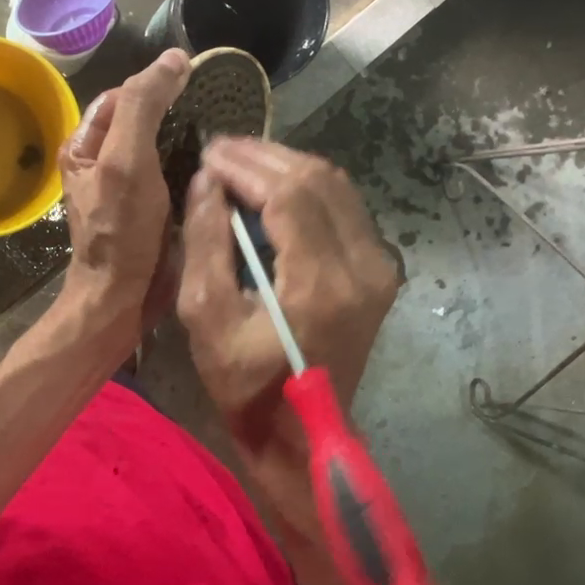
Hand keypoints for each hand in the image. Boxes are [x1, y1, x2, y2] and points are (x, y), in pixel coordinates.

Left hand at [57, 49, 190, 348]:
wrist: (123, 298)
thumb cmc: (121, 229)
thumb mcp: (127, 160)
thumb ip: (144, 106)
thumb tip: (173, 59)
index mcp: (84, 145)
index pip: (121, 95)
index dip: (154, 85)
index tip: (194, 85)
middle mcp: (101, 162)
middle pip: (142, 119)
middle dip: (174, 112)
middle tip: (214, 111)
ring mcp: (125, 188)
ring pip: (160, 146)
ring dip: (188, 139)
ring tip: (221, 136)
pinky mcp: (148, 210)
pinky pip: (172, 174)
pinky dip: (192, 166)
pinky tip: (215, 167)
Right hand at [177, 137, 399, 462]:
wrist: (300, 433)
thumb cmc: (243, 384)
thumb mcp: (204, 316)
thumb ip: (205, 242)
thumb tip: (205, 181)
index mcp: (320, 285)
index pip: (290, 195)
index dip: (247, 165)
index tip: (208, 153)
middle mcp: (363, 269)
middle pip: (319, 181)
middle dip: (265, 157)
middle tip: (219, 150)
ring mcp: (379, 269)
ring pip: (337, 188)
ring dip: (287, 167)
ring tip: (239, 162)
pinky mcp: (379, 273)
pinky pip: (345, 209)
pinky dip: (306, 189)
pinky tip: (271, 188)